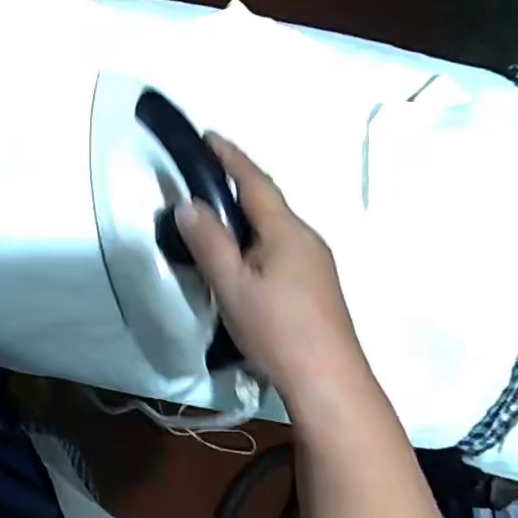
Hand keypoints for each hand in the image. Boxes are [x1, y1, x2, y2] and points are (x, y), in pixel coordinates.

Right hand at [174, 133, 373, 414]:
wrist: (329, 381)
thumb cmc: (277, 329)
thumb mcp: (231, 284)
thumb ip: (209, 242)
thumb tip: (189, 204)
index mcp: (287, 231)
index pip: (255, 182)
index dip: (231, 157)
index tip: (209, 135)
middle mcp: (306, 238)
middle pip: (268, 201)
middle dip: (237, 181)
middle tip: (205, 172)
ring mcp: (315, 262)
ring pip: (274, 225)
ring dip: (245, 212)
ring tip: (215, 213)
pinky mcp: (316, 284)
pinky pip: (280, 244)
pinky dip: (255, 236)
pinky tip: (241, 254)